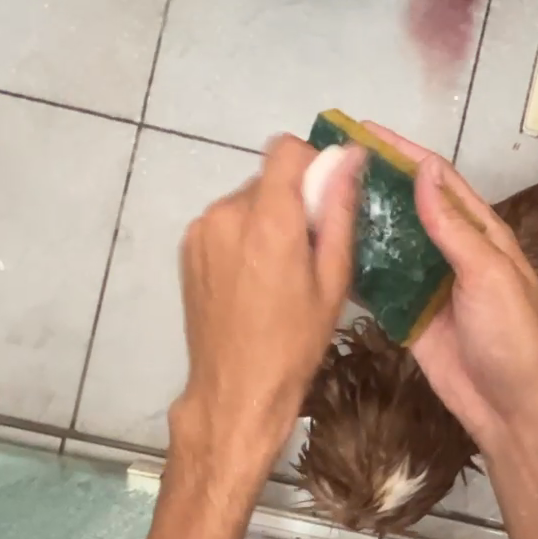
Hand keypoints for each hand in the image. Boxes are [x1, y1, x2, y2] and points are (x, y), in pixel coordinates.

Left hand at [171, 135, 361, 481]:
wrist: (235, 390)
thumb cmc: (295, 342)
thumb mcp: (333, 280)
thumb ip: (339, 210)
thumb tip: (350, 154)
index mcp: (267, 219)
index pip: (285, 148)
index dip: (311, 162)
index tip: (326, 198)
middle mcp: (225, 212)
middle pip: (267, 178)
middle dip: (292, 201)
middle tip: (306, 252)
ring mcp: (200, 230)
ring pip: (246, 200)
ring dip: (266, 220)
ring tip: (277, 273)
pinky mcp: (186, 248)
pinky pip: (225, 222)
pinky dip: (243, 236)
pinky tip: (251, 279)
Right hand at [356, 123, 537, 451]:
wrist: (512, 409)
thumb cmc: (513, 337)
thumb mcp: (489, 275)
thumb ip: (454, 227)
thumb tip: (424, 171)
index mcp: (480, 233)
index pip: (437, 180)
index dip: (403, 153)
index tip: (364, 131)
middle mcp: (452, 251)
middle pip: (408, 207)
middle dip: (374, 183)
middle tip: (327, 164)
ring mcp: (428, 285)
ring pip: (390, 244)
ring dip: (361, 223)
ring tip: (316, 200)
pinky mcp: (409, 316)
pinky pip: (380, 285)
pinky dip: (357, 269)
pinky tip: (327, 253)